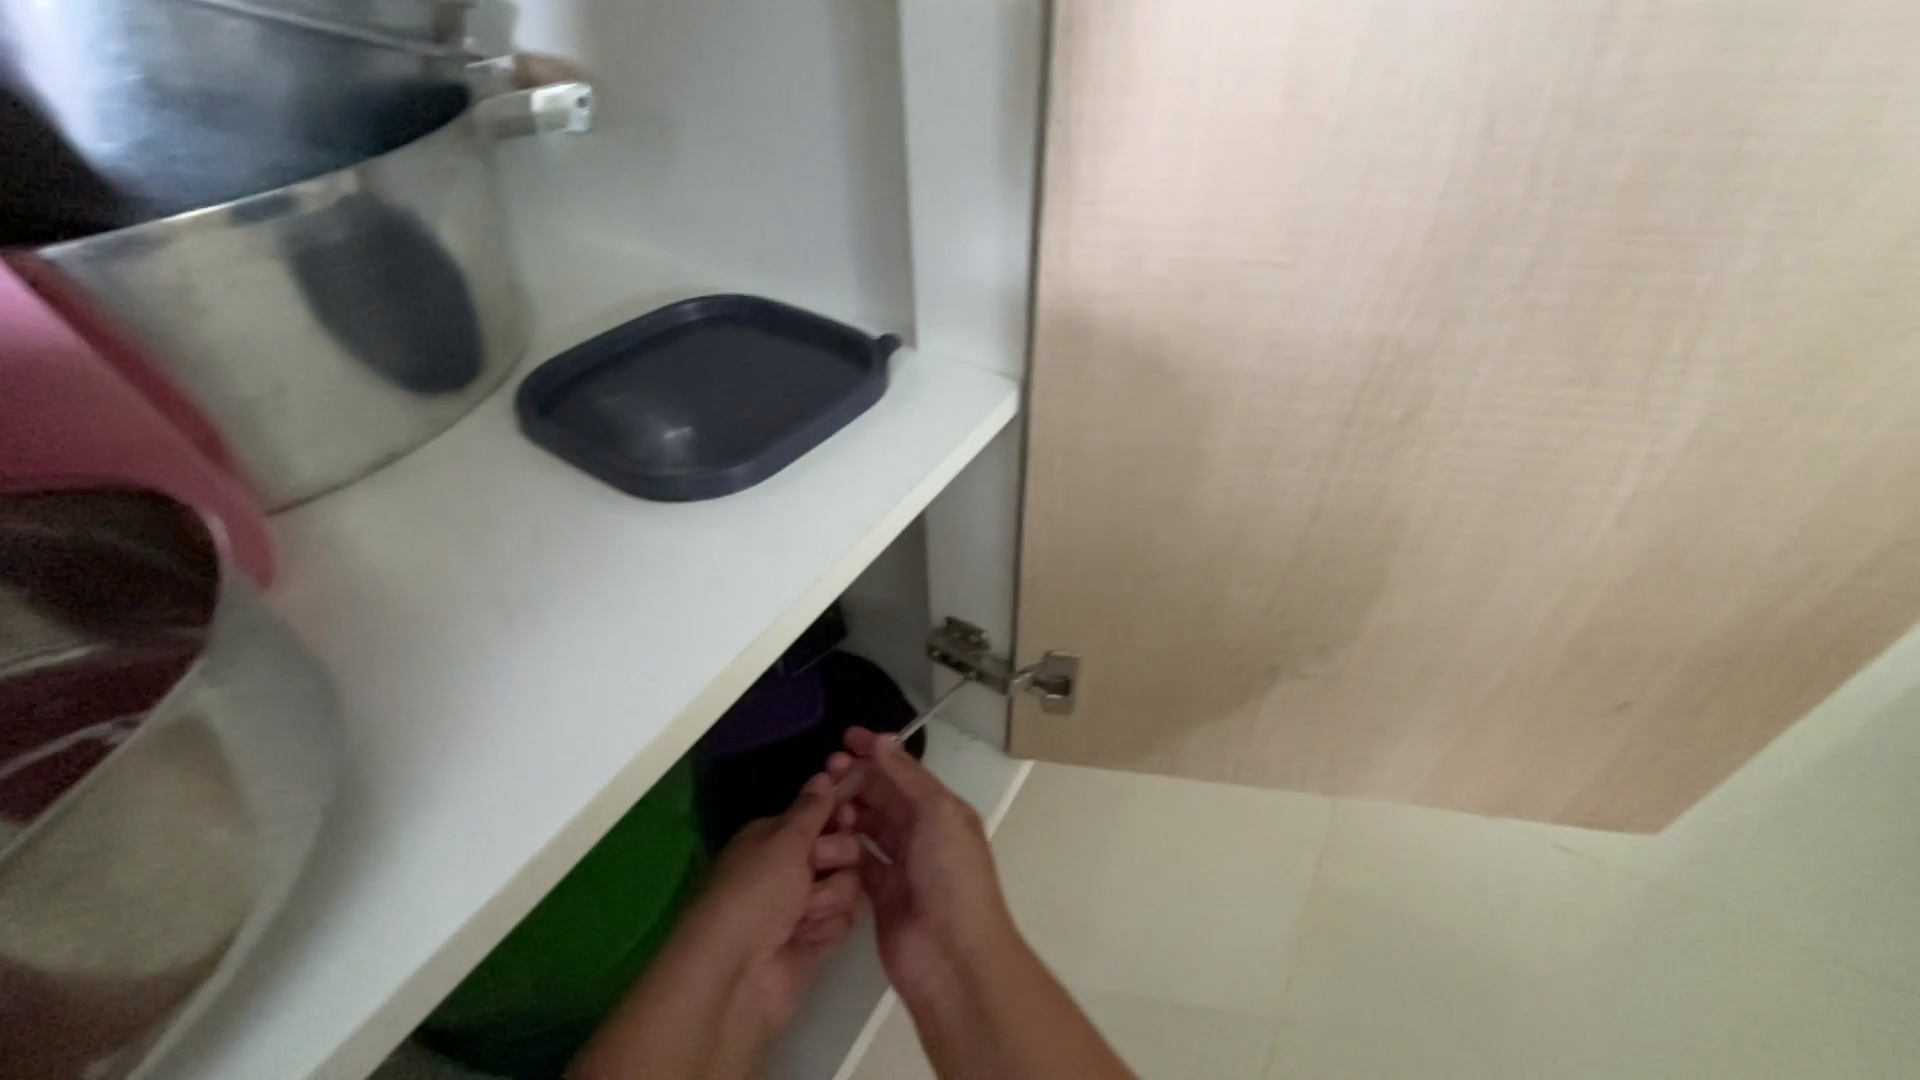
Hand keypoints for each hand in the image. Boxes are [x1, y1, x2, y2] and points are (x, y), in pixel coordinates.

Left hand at [679, 773, 863, 1034]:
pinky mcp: (817, 938)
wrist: (737, 973)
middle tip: (817, 863)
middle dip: (838, 854)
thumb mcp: (783, 840)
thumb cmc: (755, 892)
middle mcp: (791, 867)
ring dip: (831, 894)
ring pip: (849, 882)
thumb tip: (825, 775)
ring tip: (805, 912)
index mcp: (775, 837)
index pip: (820, 813)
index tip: (850, 811)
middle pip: (843, 845)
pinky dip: (829, 925)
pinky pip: (846, 918)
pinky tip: (807, 936)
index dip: (839, 812)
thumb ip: (811, 808)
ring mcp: (804, 904)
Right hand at [828, 728, 1018, 1005]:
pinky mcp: (880, 894)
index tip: (845, 737)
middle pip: (885, 796)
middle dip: (857, 779)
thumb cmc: (952, 877)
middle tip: (824, 769)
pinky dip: (841, 848)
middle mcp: (923, 833)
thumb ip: (907, 777)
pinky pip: (857, 861)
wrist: (952, 957)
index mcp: (943, 810)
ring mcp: (902, 864)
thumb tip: (882, 740)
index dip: (877, 752)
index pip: (905, 771)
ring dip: (847, 811)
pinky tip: (819, 837)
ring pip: (869, 826)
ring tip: (819, 801)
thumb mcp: (938, 814)